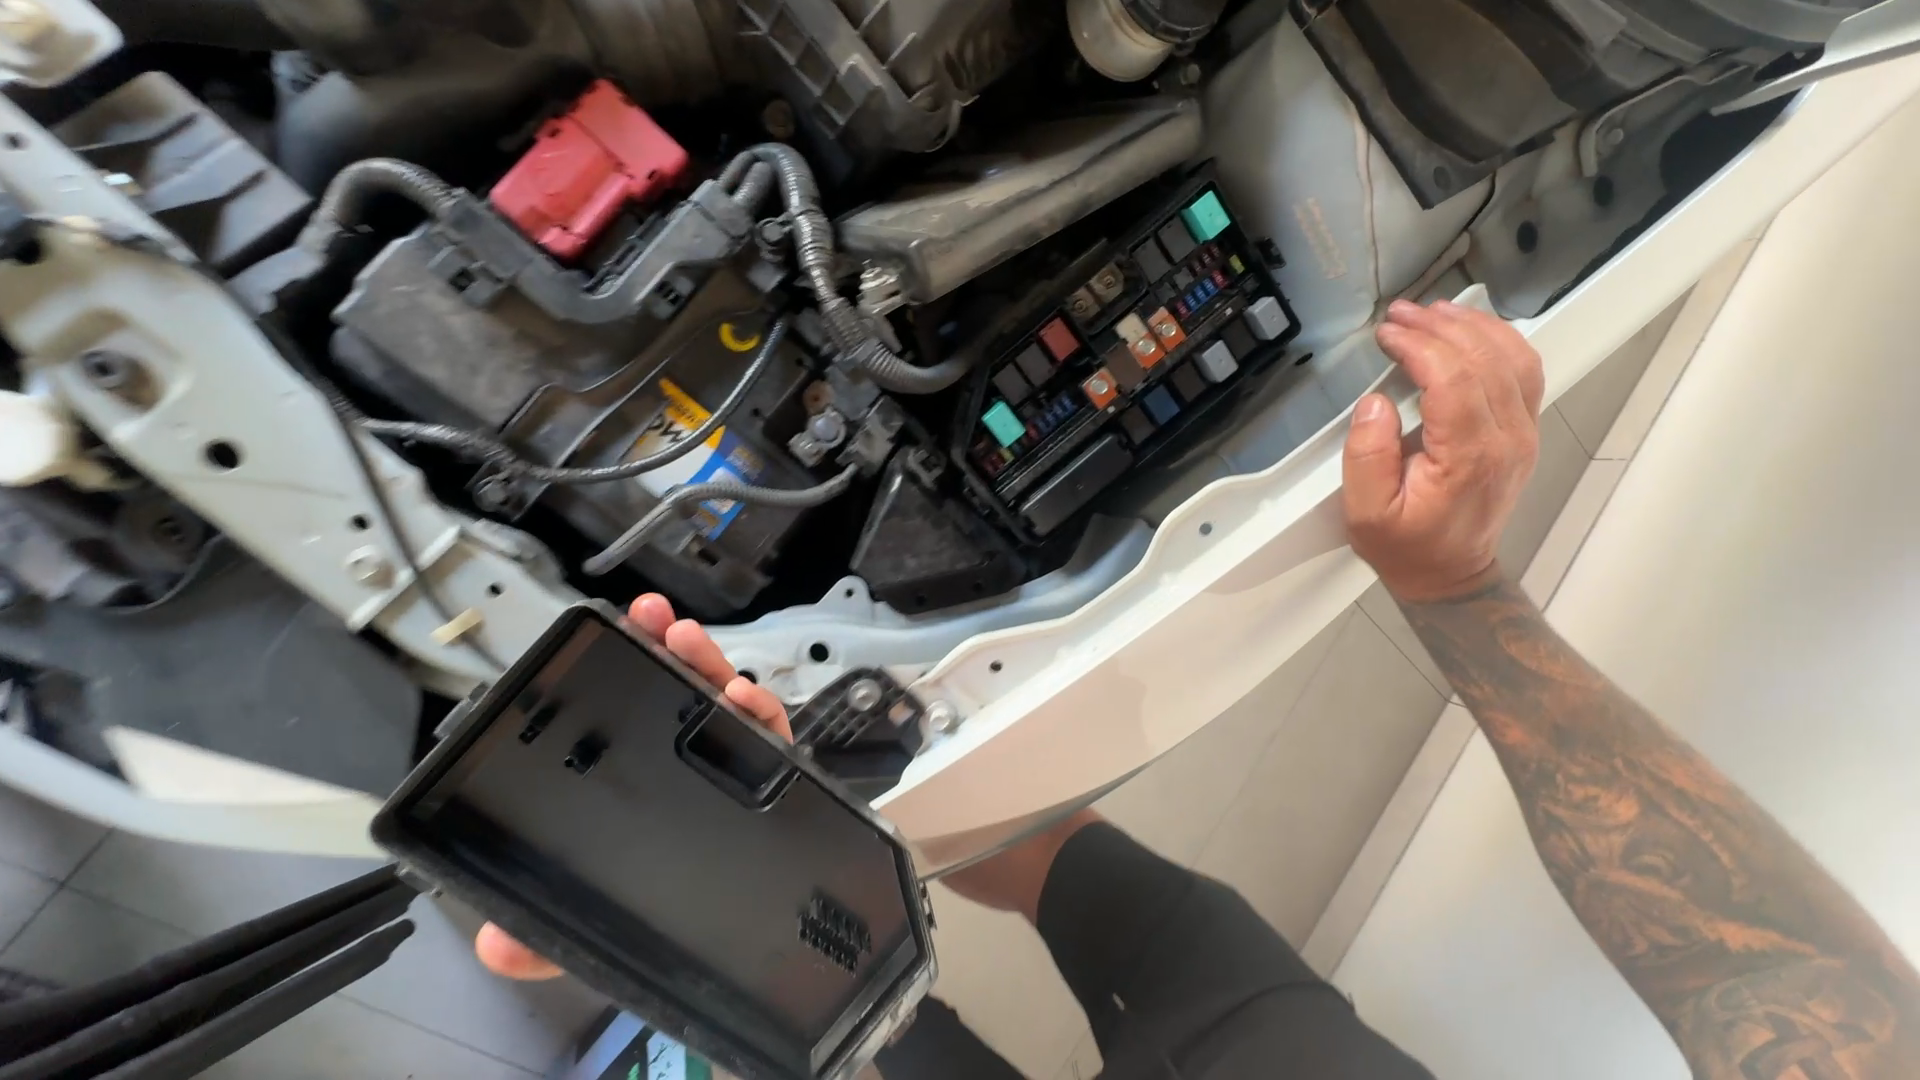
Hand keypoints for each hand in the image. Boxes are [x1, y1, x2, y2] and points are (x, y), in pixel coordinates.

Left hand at [473, 593, 791, 980]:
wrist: (763, 937)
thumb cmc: (682, 907)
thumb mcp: (604, 920)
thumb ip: (549, 936)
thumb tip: (493, 943)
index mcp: (652, 781)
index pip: (640, 716)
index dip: (631, 669)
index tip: (616, 633)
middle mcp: (695, 763)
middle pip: (685, 693)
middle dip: (668, 646)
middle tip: (652, 618)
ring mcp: (737, 765)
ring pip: (724, 701)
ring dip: (708, 665)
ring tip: (688, 641)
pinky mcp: (778, 777)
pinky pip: (771, 737)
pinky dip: (758, 711)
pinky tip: (742, 699)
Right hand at [1343, 299, 1544, 603]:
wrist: (1449, 573)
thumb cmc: (1404, 546)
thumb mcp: (1366, 513)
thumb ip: (1367, 457)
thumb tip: (1375, 403)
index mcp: (1469, 457)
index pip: (1454, 379)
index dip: (1420, 347)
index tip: (1386, 335)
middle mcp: (1508, 438)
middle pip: (1486, 359)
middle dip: (1441, 328)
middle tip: (1400, 315)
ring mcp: (1524, 433)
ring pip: (1515, 358)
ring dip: (1474, 327)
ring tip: (1432, 313)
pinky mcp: (1523, 431)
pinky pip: (1524, 372)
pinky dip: (1498, 342)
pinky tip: (1469, 331)